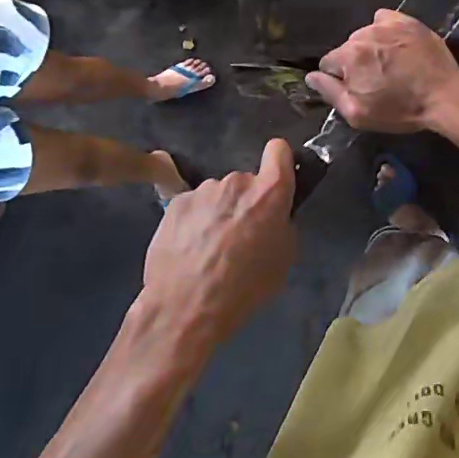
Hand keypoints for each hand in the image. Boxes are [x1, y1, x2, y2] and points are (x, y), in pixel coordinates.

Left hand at [139, 140, 296, 346]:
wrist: (186, 307)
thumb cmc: (246, 285)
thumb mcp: (283, 258)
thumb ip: (281, 224)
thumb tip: (272, 217)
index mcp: (270, 192)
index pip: (279, 150)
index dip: (278, 161)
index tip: (276, 178)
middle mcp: (237, 181)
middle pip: (246, 182)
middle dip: (245, 202)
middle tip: (238, 235)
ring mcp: (203, 190)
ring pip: (218, 195)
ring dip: (218, 212)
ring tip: (208, 247)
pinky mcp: (175, 204)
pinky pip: (193, 206)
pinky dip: (193, 222)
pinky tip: (187, 249)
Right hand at [305, 10, 458, 132]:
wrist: (444, 96)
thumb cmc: (400, 110)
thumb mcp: (358, 113)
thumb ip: (330, 92)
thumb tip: (310, 76)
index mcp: (349, 56)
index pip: (328, 64)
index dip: (341, 80)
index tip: (359, 89)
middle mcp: (364, 34)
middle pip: (348, 48)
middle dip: (357, 62)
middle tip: (378, 80)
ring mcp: (388, 25)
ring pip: (366, 35)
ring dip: (372, 47)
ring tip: (391, 65)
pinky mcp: (408, 21)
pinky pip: (385, 20)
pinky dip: (386, 30)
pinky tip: (397, 46)